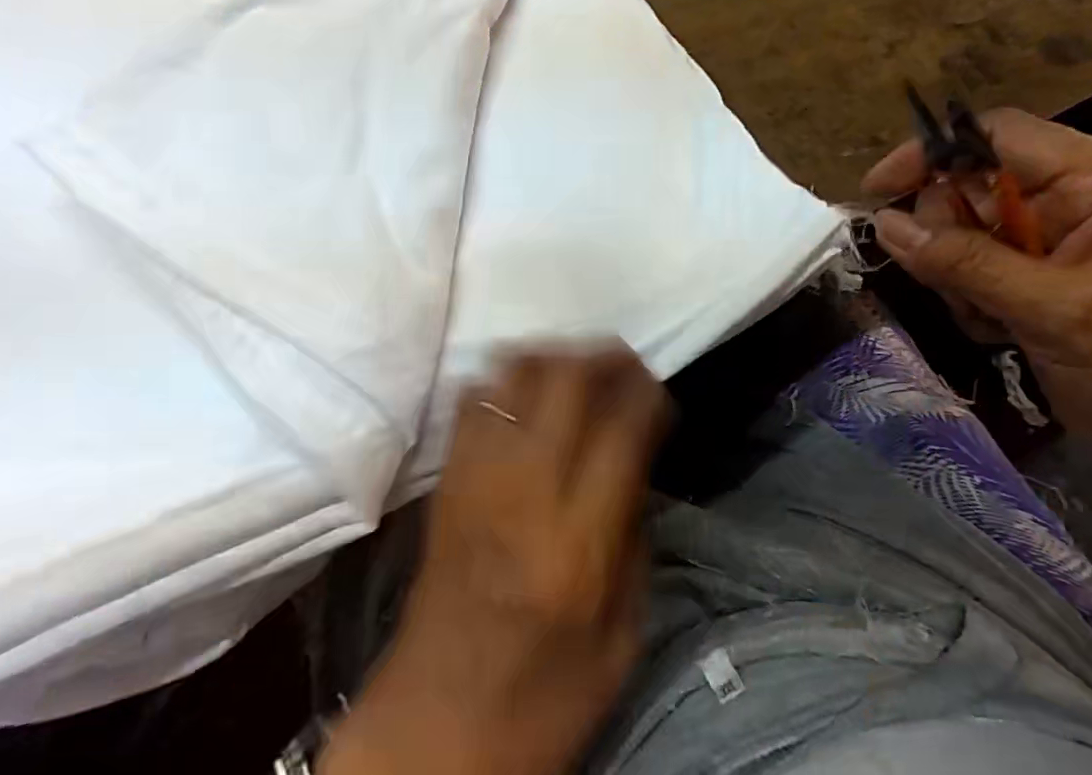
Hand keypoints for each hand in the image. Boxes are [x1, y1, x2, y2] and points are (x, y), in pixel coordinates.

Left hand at [324, 348, 669, 774]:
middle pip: (564, 380)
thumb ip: (634, 538)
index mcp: (580, 538)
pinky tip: (526, 394)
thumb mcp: (623, 633)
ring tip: (578, 368)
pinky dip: (504, 382)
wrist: (430, 735)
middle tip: (625, 362)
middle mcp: (525, 493)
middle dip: (603, 356)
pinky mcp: (444, 486)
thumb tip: (636, 466)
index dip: (648, 392)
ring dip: (552, 357)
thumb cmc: (544, 699)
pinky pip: (471, 403)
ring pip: (512, 377)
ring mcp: (475, 482)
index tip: (660, 389)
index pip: (623, 426)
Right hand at [863, 109, 1091, 512]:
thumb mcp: (1064, 316)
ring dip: (961, 274)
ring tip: (985, 320)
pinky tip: (996, 333)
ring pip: (976, 233)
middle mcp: (1091, 202)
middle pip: (983, 186)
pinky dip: (974, 298)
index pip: (1005, 137)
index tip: (878, 190)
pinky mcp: (1053, 285)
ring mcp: (1071, 246)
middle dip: (951, 231)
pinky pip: (986, 271)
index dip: (936, 154)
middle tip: (948, 284)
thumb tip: (886, 224)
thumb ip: (970, 265)